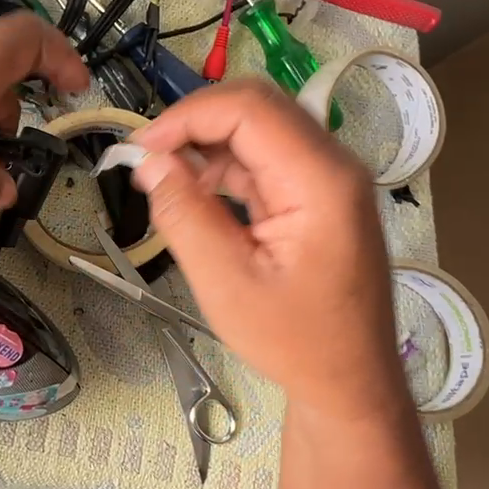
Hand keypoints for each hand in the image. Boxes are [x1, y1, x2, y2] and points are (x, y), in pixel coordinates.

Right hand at [131, 80, 403, 409]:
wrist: (349, 381)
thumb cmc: (292, 339)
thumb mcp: (225, 282)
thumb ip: (184, 214)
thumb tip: (150, 162)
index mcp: (319, 181)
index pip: (249, 110)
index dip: (186, 117)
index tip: (139, 149)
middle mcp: (332, 165)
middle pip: (257, 107)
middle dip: (193, 122)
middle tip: (146, 157)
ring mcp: (328, 179)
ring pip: (258, 129)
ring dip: (204, 143)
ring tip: (161, 178)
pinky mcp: (316, 195)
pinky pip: (264, 158)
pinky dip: (221, 166)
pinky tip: (193, 191)